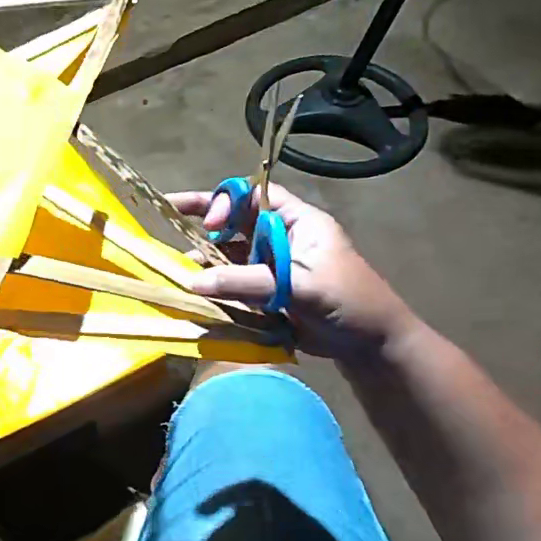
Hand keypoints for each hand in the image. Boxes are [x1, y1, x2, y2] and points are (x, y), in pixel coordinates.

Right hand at [169, 183, 419, 360]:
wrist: (371, 345)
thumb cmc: (348, 302)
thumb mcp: (300, 287)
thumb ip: (249, 282)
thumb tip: (196, 281)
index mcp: (297, 221)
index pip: (255, 195)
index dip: (228, 201)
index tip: (210, 223)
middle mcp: (281, 236)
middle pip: (237, 219)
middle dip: (206, 219)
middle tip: (169, 214)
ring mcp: (273, 265)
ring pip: (232, 252)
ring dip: (207, 256)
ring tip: (180, 267)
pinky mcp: (268, 291)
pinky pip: (236, 280)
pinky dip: (216, 283)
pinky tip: (196, 291)